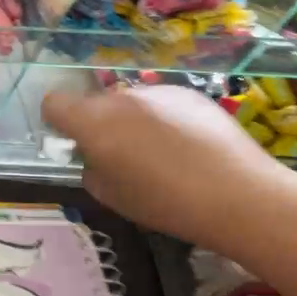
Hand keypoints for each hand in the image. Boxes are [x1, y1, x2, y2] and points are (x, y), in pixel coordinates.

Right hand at [42, 85, 296, 256]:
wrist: (243, 197)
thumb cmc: (168, 205)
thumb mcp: (113, 197)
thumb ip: (91, 168)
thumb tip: (94, 156)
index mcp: (92, 122)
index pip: (53, 103)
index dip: (58, 122)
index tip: (75, 143)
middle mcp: (118, 97)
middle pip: (94, 103)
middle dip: (101, 124)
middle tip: (126, 157)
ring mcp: (155, 91)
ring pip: (129, 102)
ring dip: (134, 120)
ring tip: (167, 154)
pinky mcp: (187, 92)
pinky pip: (162, 102)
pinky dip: (166, 118)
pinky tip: (192, 147)